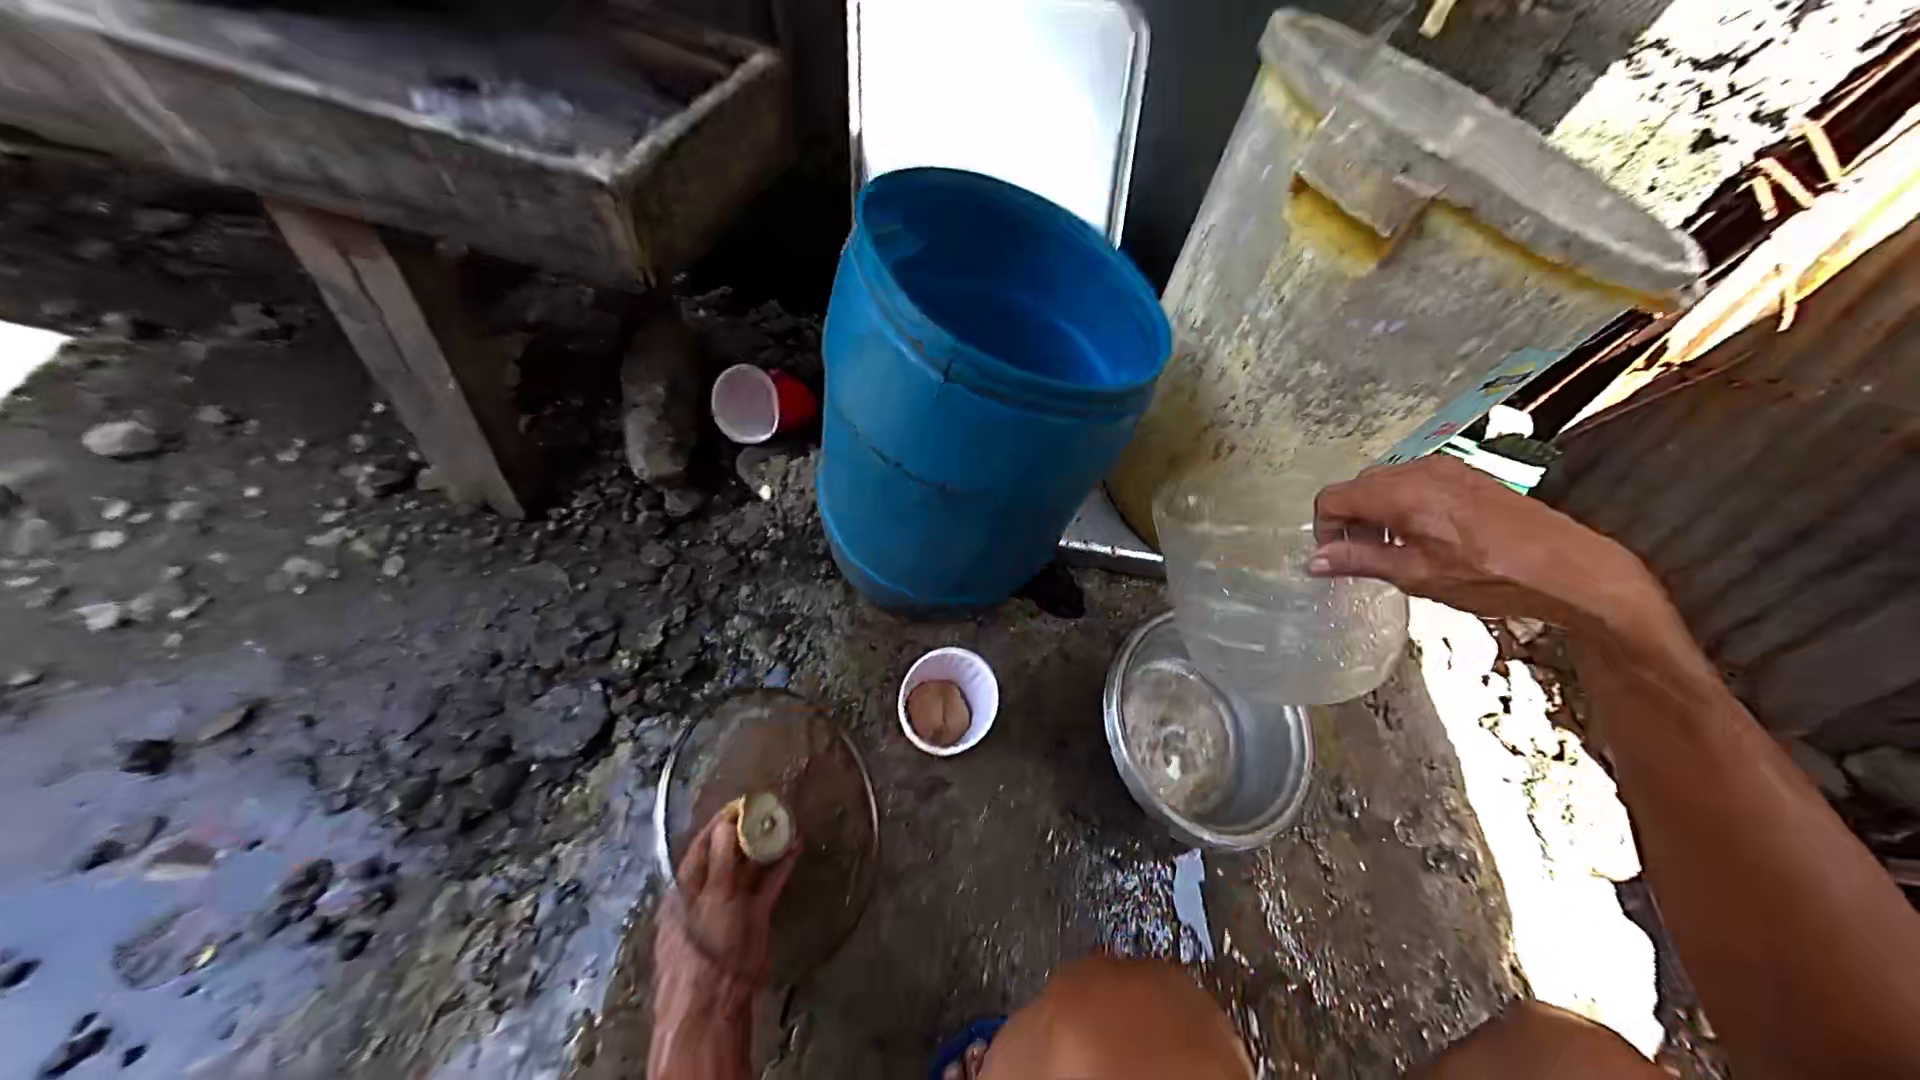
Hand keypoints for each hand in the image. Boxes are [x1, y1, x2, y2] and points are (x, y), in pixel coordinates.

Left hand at [657, 803, 797, 987]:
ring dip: (766, 847)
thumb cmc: (704, 947)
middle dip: (747, 832)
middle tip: (769, 809)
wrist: (716, 998)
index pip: (703, 844)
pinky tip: (795, 848)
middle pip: (728, 853)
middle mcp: (708, 891)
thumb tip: (725, 825)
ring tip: (785, 822)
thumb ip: (721, 860)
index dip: (722, 823)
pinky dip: (780, 866)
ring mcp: (732, 904)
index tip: (743, 803)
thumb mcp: (712, 899)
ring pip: (750, 867)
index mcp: (687, 886)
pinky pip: (767, 884)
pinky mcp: (753, 916)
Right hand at [1309, 456, 1667, 635]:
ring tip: (1395, 551)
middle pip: (1357, 488)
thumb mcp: (1416, 575)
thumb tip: (1314, 561)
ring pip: (1383, 484)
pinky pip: (1412, 483)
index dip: (1325, 529)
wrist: (1571, 569)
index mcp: (1401, 493)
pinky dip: (1401, 506)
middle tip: (1364, 558)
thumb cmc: (1492, 576)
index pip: (1333, 498)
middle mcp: (1418, 471)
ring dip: (1375, 514)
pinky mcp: (1465, 474)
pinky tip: (1423, 536)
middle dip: (1349, 521)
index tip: (1335, 557)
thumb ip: (1359, 560)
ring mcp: (1444, 469)